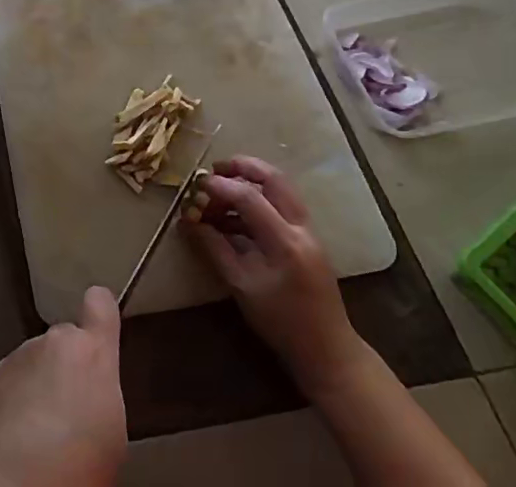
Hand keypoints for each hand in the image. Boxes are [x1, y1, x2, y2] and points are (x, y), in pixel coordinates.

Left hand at [0, 286, 125, 486]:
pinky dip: (16, 395)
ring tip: (39, 422)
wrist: (17, 475)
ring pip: (38, 359)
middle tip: (68, 404)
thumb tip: (92, 396)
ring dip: (39, 379)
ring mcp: (24, 353)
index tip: (99, 323)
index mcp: (94, 350)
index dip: (99, 309)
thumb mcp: (113, 427)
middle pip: (66, 339)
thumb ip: (103, 391)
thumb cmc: (80, 456)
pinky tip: (16, 428)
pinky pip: (14, 377)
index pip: (100, 302)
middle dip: (66, 362)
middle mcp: (58, 340)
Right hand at [184, 156, 363, 394]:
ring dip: (251, 183)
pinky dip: (260, 201)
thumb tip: (189, 221)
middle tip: (214, 170)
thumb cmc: (281, 323)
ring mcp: (309, 230)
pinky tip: (236, 216)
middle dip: (243, 167)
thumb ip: (214, 249)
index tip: (196, 185)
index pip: (249, 196)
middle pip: (274, 178)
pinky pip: (283, 205)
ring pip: (281, 188)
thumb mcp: (241, 288)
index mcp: (285, 240)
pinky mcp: (308, 237)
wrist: (326, 348)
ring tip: (220, 195)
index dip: (220, 187)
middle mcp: (301, 226)